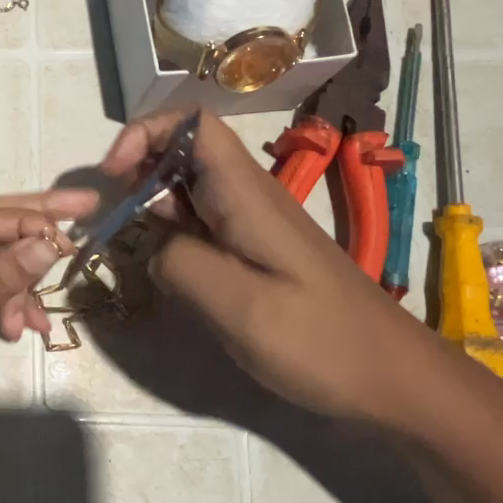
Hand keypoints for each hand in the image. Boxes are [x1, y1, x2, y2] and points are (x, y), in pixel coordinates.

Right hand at [100, 109, 452, 419]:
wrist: (392, 379)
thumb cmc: (319, 341)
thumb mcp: (240, 306)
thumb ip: (180, 264)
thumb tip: (152, 247)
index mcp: (247, 196)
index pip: (194, 124)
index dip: (145, 133)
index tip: (112, 176)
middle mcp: (249, 198)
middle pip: (184, 152)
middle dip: (138, 170)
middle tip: (110, 217)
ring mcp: (253, 225)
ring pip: (189, 188)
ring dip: (149, 202)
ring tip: (125, 242)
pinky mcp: (255, 253)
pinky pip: (201, 223)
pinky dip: (169, 232)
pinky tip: (162, 266)